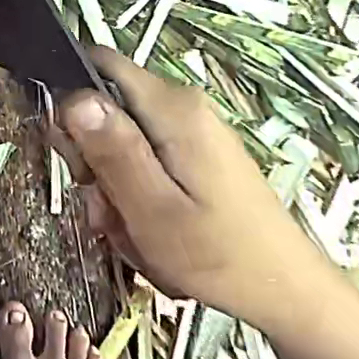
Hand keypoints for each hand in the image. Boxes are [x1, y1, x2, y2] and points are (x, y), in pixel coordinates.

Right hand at [60, 47, 344, 336]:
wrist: (288, 294)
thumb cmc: (218, 256)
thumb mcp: (152, 208)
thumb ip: (112, 149)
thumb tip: (73, 97)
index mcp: (171, 107)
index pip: (97, 64)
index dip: (70, 100)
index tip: (70, 152)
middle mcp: (181, 103)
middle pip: (105, 102)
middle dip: (89, 151)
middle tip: (99, 203)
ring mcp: (191, 126)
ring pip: (120, 133)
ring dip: (108, 178)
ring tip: (123, 224)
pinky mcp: (195, 149)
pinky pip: (143, 152)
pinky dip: (131, 185)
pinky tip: (142, 222)